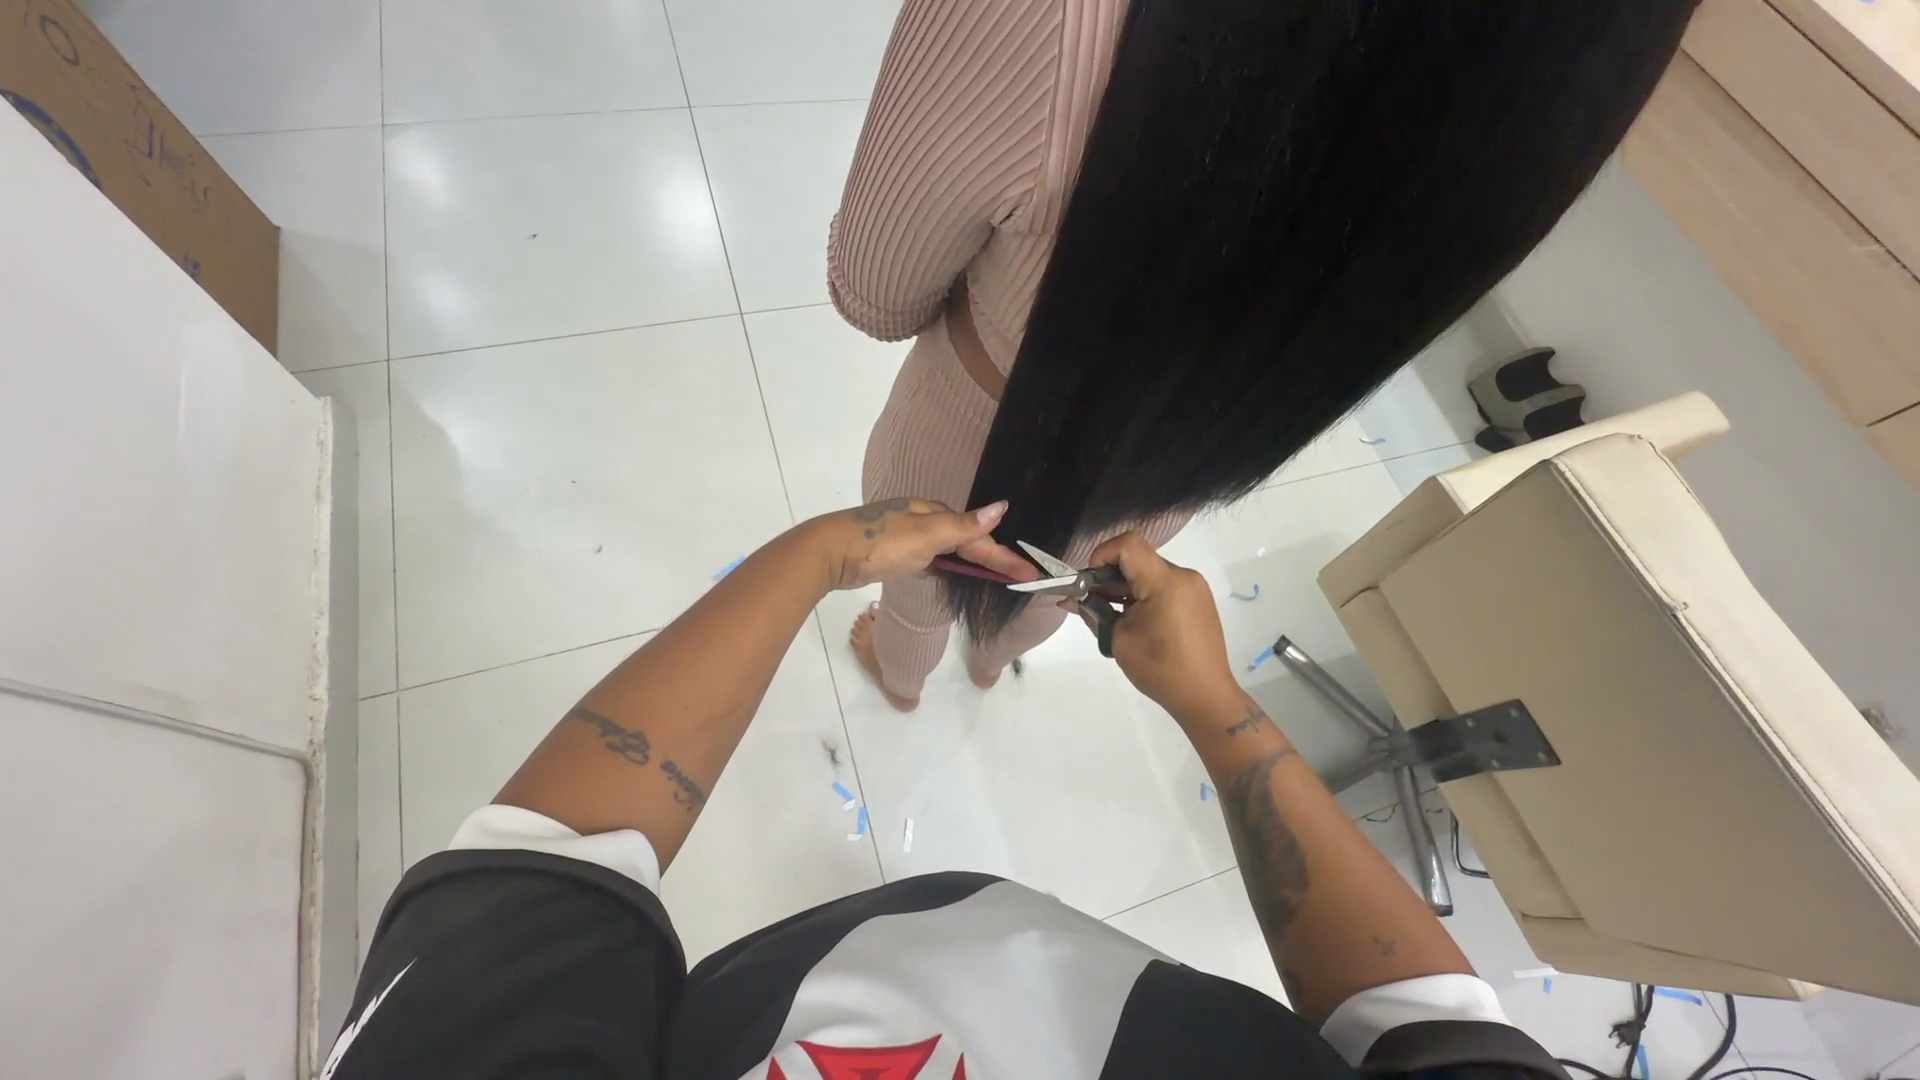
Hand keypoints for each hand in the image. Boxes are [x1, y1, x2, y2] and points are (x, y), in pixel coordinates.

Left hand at [806, 498, 1038, 590]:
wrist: (830, 552)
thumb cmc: (879, 543)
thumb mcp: (926, 534)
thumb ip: (964, 526)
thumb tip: (1002, 506)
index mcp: (934, 512)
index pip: (978, 538)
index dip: (1004, 557)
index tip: (1029, 573)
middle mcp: (924, 520)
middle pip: (967, 541)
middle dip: (994, 557)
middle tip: (1020, 576)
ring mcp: (908, 536)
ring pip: (950, 549)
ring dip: (974, 560)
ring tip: (995, 574)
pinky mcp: (895, 553)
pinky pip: (934, 557)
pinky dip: (950, 564)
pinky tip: (951, 571)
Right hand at [1080, 533, 1239, 717]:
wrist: (1205, 696)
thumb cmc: (1160, 670)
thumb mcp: (1118, 640)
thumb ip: (1094, 612)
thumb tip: (1072, 598)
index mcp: (1166, 582)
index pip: (1127, 545)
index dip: (1101, 555)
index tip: (1089, 582)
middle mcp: (1183, 576)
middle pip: (1137, 558)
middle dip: (1108, 575)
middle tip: (1089, 600)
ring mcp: (1194, 587)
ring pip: (1149, 571)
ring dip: (1124, 585)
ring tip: (1108, 612)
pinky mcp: (1197, 600)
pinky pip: (1163, 584)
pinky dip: (1142, 593)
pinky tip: (1131, 618)